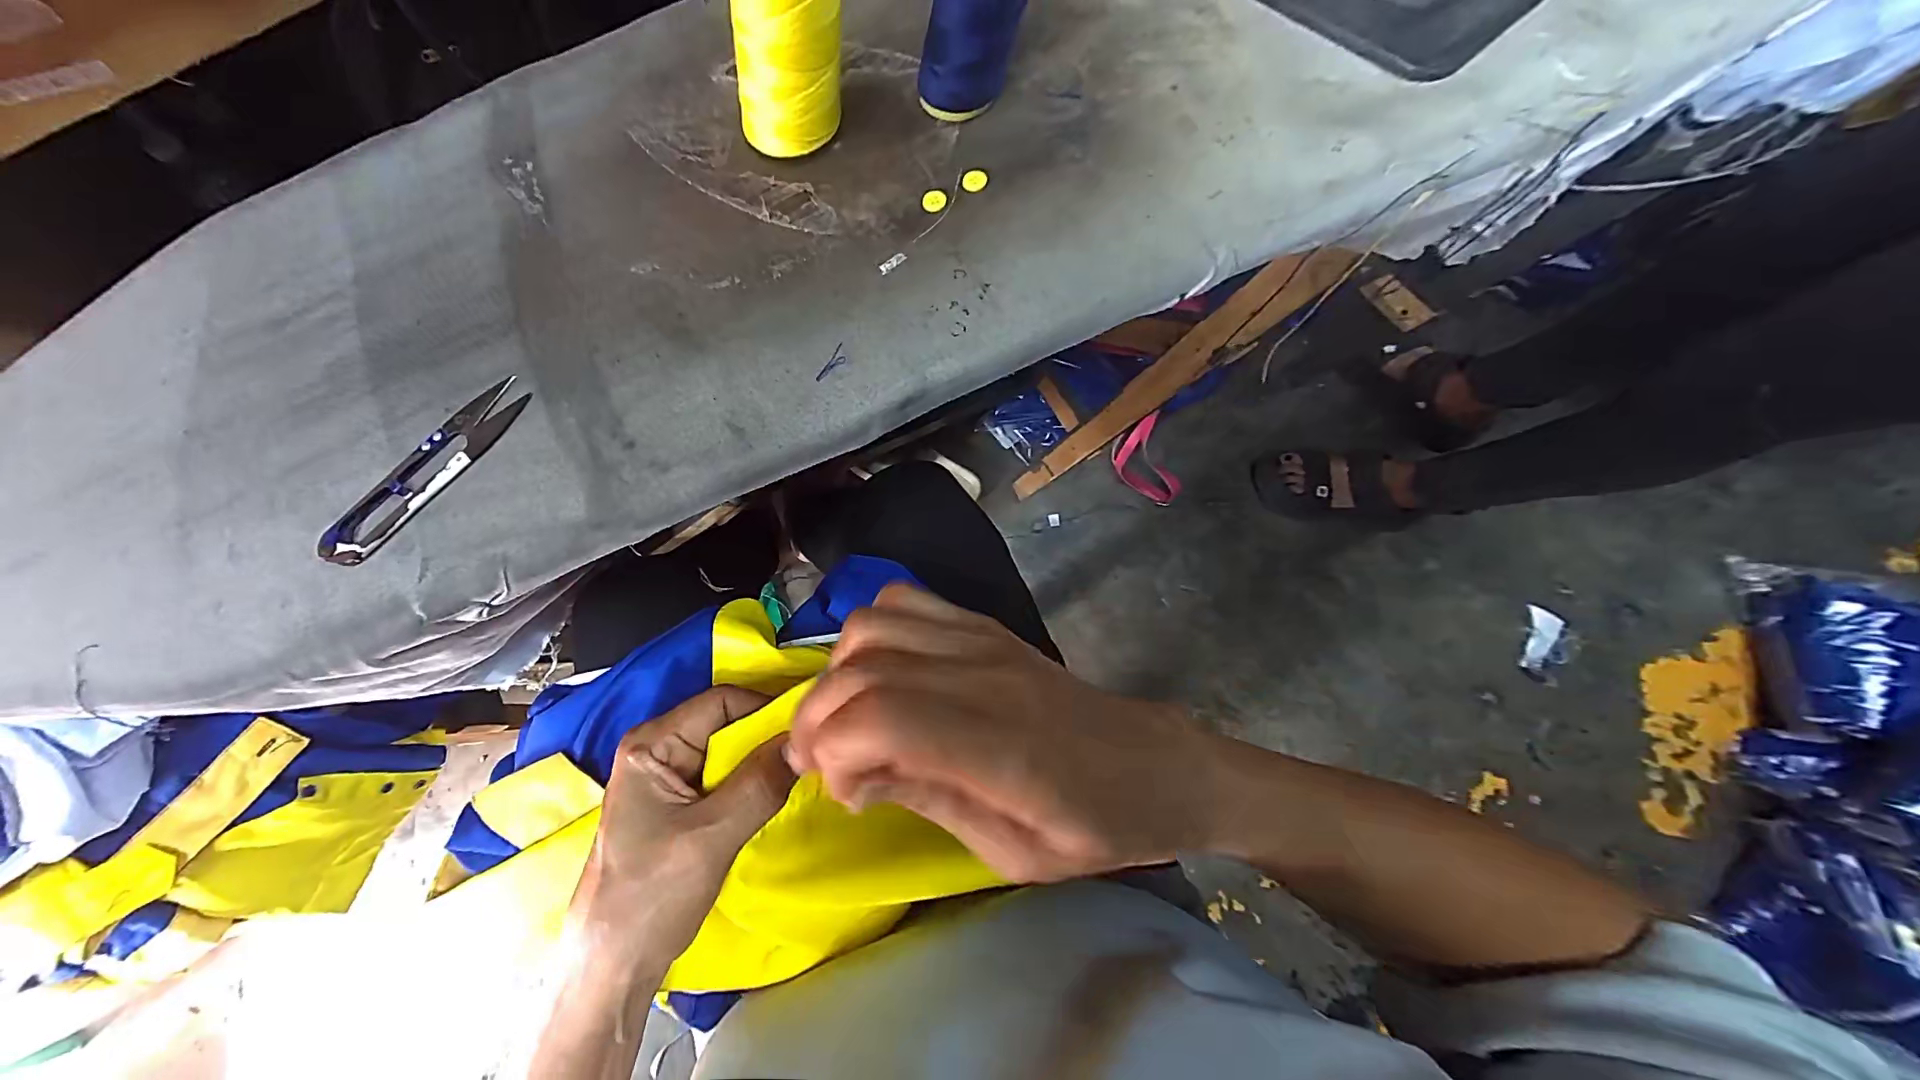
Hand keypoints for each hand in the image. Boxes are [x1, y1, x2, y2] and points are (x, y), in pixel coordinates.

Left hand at [569, 685, 796, 962]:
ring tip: (799, 774)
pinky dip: (752, 781)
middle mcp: (657, 749)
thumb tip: (805, 743)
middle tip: (810, 755)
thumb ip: (761, 783)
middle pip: (728, 721)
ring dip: (763, 761)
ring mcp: (667, 776)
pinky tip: (774, 794)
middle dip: (768, 736)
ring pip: (730, 750)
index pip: (723, 701)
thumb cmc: (652, 897)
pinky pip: (725, 775)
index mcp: (652, 745)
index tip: (809, 730)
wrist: (614, 966)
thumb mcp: (713, 836)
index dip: (768, 708)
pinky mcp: (679, 802)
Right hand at [788, 584, 1217, 881]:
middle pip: (863, 669)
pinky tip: (880, 675)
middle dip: (818, 719)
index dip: (833, 752)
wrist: (1155, 765)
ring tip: (848, 719)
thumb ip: (928, 800)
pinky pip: (905, 601)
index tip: (843, 793)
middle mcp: (985, 677)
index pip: (881, 718)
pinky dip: (872, 633)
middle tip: (823, 765)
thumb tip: (852, 773)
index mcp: (1001, 748)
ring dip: (837, 674)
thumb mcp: (1013, 852)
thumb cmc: (1094, 826)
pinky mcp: (987, 625)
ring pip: (872, 626)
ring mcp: (985, 640)